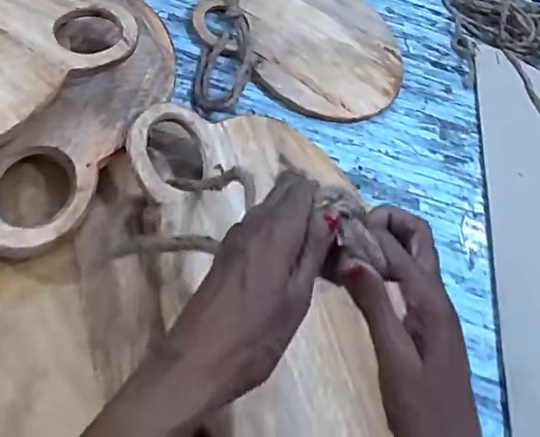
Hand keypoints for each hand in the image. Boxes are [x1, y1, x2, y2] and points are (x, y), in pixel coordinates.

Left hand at [162, 170, 334, 407]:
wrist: (199, 355)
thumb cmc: (257, 334)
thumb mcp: (298, 296)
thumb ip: (314, 249)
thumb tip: (328, 212)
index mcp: (275, 225)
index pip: (302, 184)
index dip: (324, 200)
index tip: (339, 229)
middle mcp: (255, 218)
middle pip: (286, 189)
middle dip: (310, 206)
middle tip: (329, 244)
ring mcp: (238, 231)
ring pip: (274, 207)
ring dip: (295, 221)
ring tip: (314, 260)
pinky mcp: (229, 247)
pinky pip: (261, 224)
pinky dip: (278, 233)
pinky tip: (287, 267)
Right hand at [342, 208, 480, 436]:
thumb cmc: (424, 414)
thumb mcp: (394, 359)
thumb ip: (374, 304)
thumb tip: (351, 253)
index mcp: (430, 300)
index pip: (396, 244)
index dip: (365, 231)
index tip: (333, 233)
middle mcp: (436, 297)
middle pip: (416, 236)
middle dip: (384, 222)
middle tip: (350, 234)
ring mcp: (433, 311)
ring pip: (412, 256)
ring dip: (383, 243)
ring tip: (347, 252)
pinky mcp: (425, 325)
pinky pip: (406, 279)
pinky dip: (384, 267)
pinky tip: (358, 281)